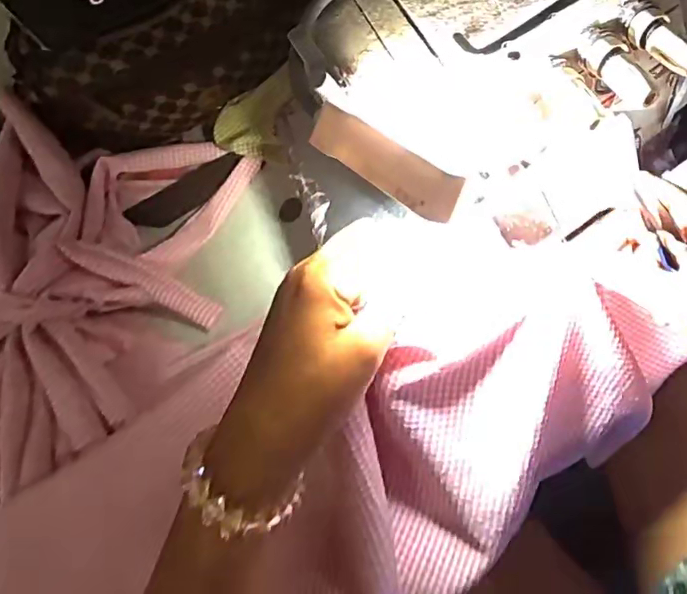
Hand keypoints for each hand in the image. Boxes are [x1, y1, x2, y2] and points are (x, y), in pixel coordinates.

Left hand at [204, 246, 392, 505]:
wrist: (259, 447)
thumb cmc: (313, 393)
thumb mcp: (367, 347)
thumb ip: (394, 304)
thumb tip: (413, 278)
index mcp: (318, 272)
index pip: (371, 238)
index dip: (402, 249)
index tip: (427, 268)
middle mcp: (303, 274)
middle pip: (360, 255)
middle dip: (389, 271)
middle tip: (417, 294)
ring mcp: (295, 296)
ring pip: (350, 279)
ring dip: (375, 292)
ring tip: (401, 312)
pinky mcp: (295, 320)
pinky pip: (337, 298)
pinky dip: (358, 308)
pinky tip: (374, 328)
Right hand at [616, 173, 686, 404]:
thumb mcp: (685, 305)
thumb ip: (638, 277)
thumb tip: (598, 256)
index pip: (650, 191)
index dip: (620, 203)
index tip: (594, 229)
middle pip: (650, 215)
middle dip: (626, 236)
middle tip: (605, 262)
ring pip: (657, 240)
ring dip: (639, 259)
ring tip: (622, 279)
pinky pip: (669, 261)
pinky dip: (655, 275)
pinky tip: (647, 296)